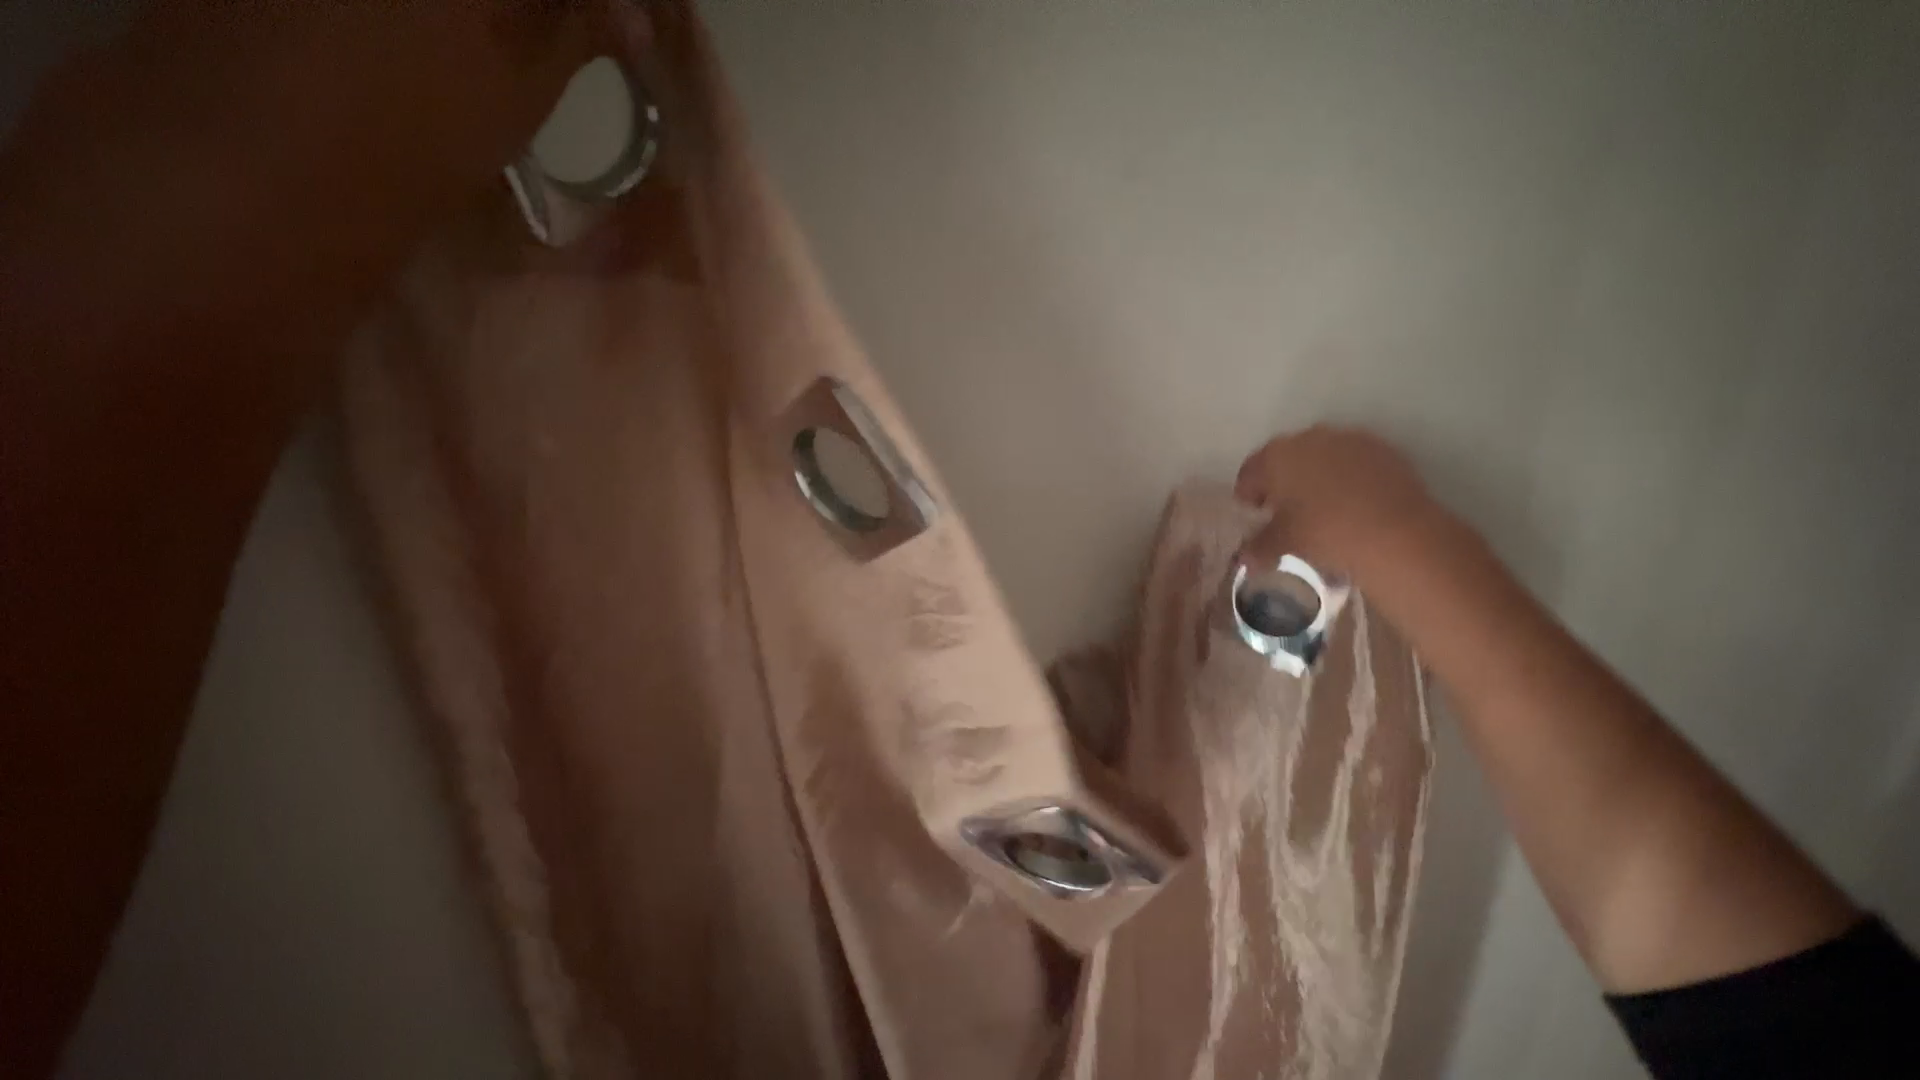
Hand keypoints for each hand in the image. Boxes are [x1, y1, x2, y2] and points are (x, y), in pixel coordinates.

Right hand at [1234, 426, 1452, 580]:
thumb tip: (1244, 558)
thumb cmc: (1325, 533)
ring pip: (1321, 456)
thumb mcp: (1283, 544)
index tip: (1253, 514)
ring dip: (1316, 476)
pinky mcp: (1382, 449)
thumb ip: (1258, 548)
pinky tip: (1353, 504)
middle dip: (1282, 482)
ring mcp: (1349, 440)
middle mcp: (1309, 438)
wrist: (1397, 533)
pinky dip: (1347, 478)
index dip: (1247, 495)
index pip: (1250, 472)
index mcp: (1276, 456)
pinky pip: (1353, 462)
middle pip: (1285, 459)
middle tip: (1286, 511)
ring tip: (1322, 508)